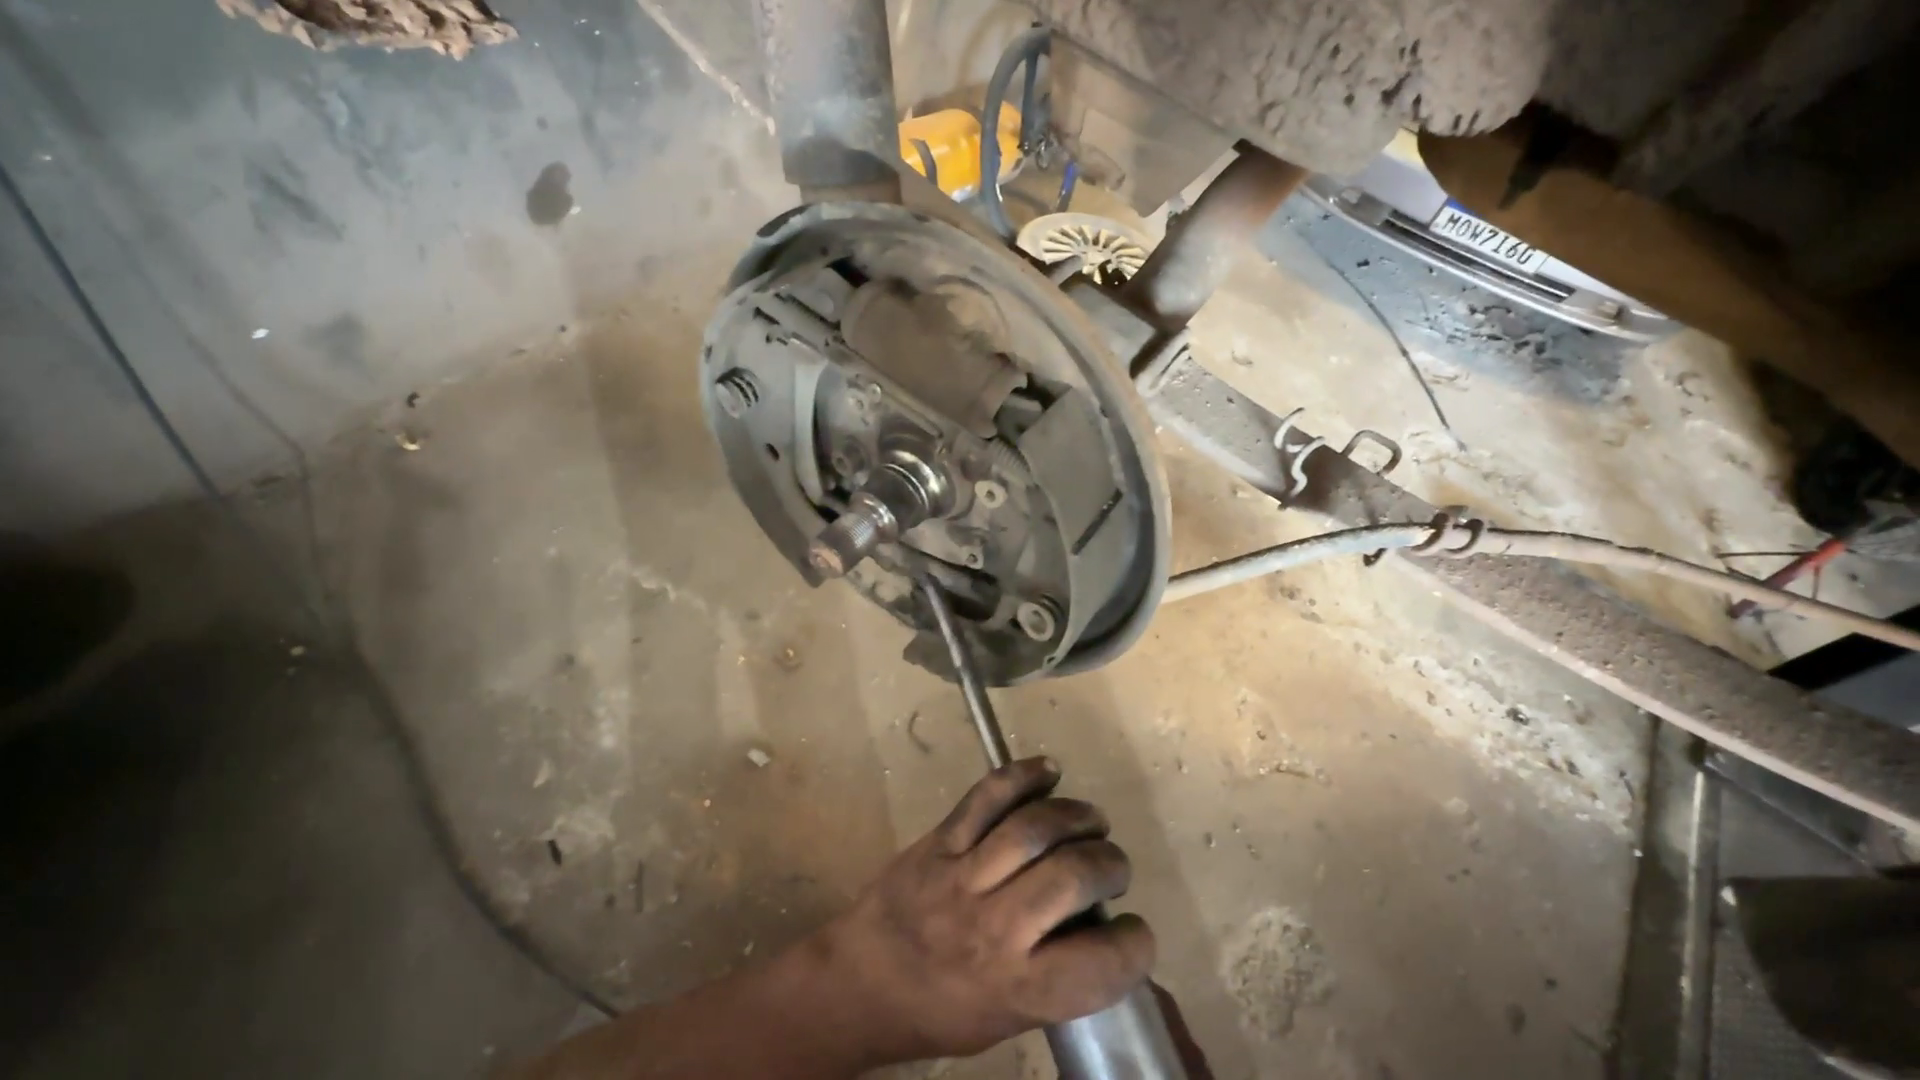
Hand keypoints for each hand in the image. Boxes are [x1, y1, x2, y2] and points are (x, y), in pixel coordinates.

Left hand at [804, 756, 1154, 1066]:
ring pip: (1034, 828)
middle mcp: (994, 929)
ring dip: (1076, 817)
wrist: (859, 983)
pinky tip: (1048, 771)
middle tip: (1110, 866)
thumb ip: (1059, 978)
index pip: (1103, 963)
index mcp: (1019, 988)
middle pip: (1073, 875)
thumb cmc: (940, 1011)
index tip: (1133, 930)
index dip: (1136, 944)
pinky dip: (1023, 776)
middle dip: (1109, 863)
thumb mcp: (1009, 1017)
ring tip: (1090, 822)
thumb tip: (1104, 929)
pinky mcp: (939, 840)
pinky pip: (987, 796)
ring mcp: (962, 876)